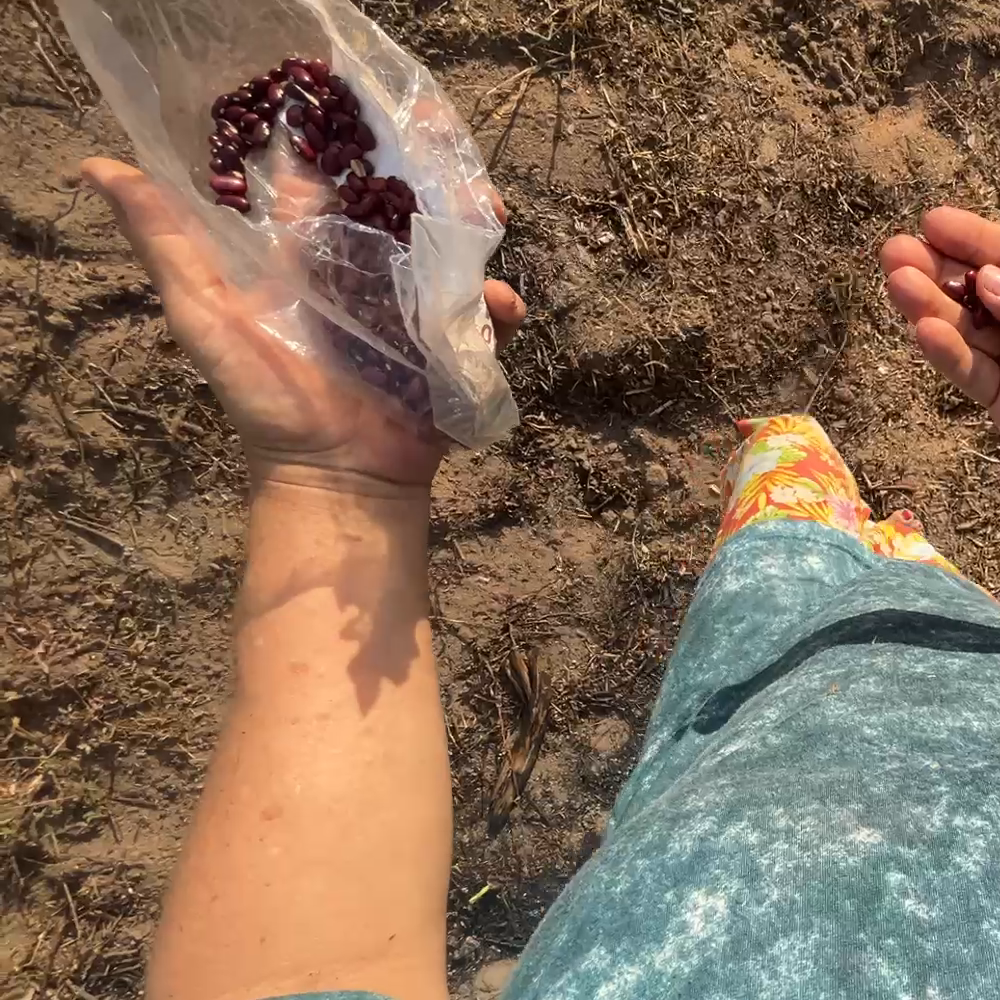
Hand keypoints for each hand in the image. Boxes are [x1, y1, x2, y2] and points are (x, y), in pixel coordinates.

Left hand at [81, 158, 526, 497]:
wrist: (341, 475)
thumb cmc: (272, 404)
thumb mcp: (209, 322)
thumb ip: (171, 252)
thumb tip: (99, 167)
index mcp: (313, 272)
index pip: (331, 203)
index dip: (349, 164)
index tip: (373, 126)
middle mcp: (371, 289)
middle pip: (408, 228)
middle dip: (438, 197)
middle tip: (464, 174)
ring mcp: (420, 323)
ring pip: (455, 270)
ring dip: (478, 246)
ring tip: (492, 224)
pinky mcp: (457, 357)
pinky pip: (487, 327)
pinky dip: (501, 313)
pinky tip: (502, 304)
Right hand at [880, 207, 999, 501]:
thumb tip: (987, 281)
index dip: (974, 238)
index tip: (932, 223)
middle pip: (978, 290)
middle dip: (938, 270)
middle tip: (895, 253)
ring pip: (965, 328)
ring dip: (931, 306)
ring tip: (898, 284)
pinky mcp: (999, 398)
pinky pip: (969, 371)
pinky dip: (947, 352)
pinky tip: (924, 330)